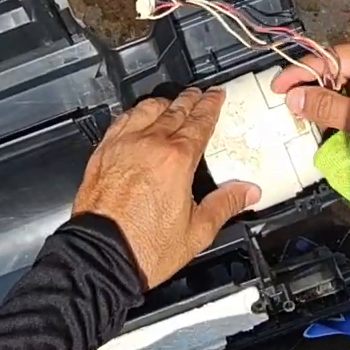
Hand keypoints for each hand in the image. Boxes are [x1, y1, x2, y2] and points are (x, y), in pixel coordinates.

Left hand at [73, 87, 259, 288]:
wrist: (101, 255)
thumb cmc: (144, 247)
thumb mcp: (197, 232)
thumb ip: (225, 205)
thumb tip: (248, 191)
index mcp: (177, 159)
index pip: (200, 122)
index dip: (210, 106)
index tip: (216, 96)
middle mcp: (149, 144)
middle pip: (175, 111)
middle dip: (190, 100)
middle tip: (199, 94)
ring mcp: (123, 145)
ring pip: (147, 110)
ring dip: (163, 103)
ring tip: (172, 102)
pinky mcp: (103, 153)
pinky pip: (121, 121)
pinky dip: (134, 114)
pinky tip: (138, 117)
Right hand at [271, 37, 349, 175]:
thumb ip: (327, 108)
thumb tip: (293, 97)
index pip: (329, 56)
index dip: (300, 73)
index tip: (278, 89)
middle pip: (338, 65)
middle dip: (315, 86)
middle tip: (293, 108)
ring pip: (349, 79)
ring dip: (331, 98)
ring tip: (312, 117)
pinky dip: (348, 103)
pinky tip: (337, 120)